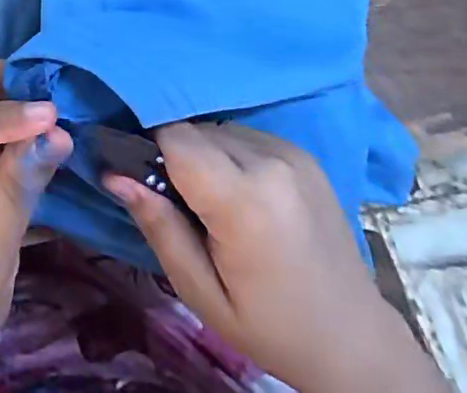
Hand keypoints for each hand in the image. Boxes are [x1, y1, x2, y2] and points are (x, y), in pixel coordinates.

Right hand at [104, 123, 445, 392]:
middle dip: (178, 158)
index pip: (175, 136)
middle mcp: (269, 161)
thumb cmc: (269, 324)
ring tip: (217, 204)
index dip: (153, 153)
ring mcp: (290, 151)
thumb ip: (158, 225)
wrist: (352, 337)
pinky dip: (232, 155)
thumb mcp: (200, 291)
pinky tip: (245, 194)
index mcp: (244, 199)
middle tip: (186, 207)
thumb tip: (114, 174)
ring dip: (205, 154)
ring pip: (218, 129)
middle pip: (195, 131)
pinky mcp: (302, 151)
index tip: (151, 184)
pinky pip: (245, 135)